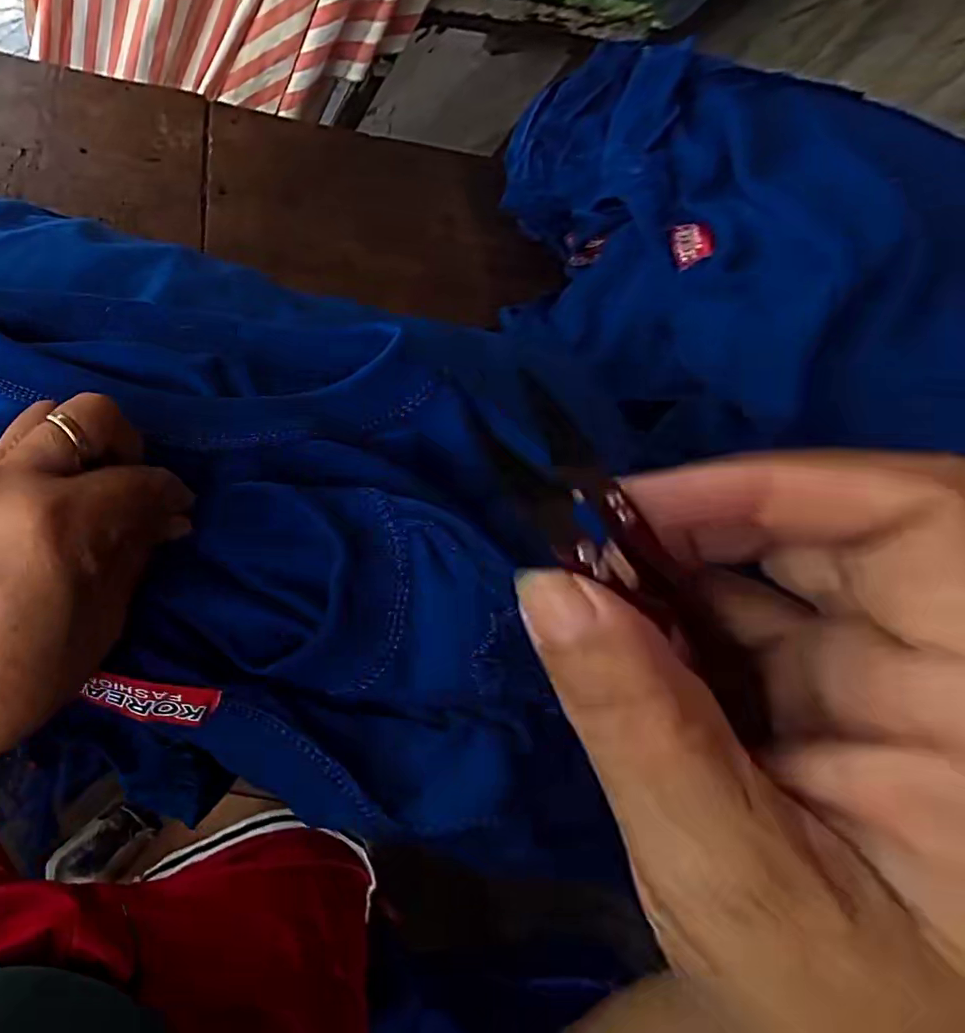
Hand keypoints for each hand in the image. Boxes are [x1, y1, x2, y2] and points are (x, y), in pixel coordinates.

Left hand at [0, 394, 193, 805]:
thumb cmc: (25, 678)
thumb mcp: (100, 620)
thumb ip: (134, 552)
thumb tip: (167, 517)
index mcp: (57, 518)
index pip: (134, 479)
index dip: (168, 492)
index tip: (181, 508)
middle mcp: (16, 479)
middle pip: (86, 414)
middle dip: (126, 442)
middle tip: (136, 488)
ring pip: (44, 416)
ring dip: (82, 440)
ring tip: (98, 487)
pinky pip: (17, 445)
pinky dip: (49, 454)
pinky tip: (63, 497)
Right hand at [518, 451, 964, 1030]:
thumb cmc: (824, 996)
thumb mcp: (721, 865)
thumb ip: (636, 721)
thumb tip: (545, 586)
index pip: (931, 530)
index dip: (775, 486)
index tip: (622, 506)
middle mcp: (963, 682)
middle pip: (849, 536)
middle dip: (697, 522)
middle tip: (575, 549)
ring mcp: (899, 688)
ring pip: (781, 574)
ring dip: (662, 571)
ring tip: (572, 595)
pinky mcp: (834, 701)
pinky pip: (741, 622)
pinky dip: (657, 614)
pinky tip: (602, 635)